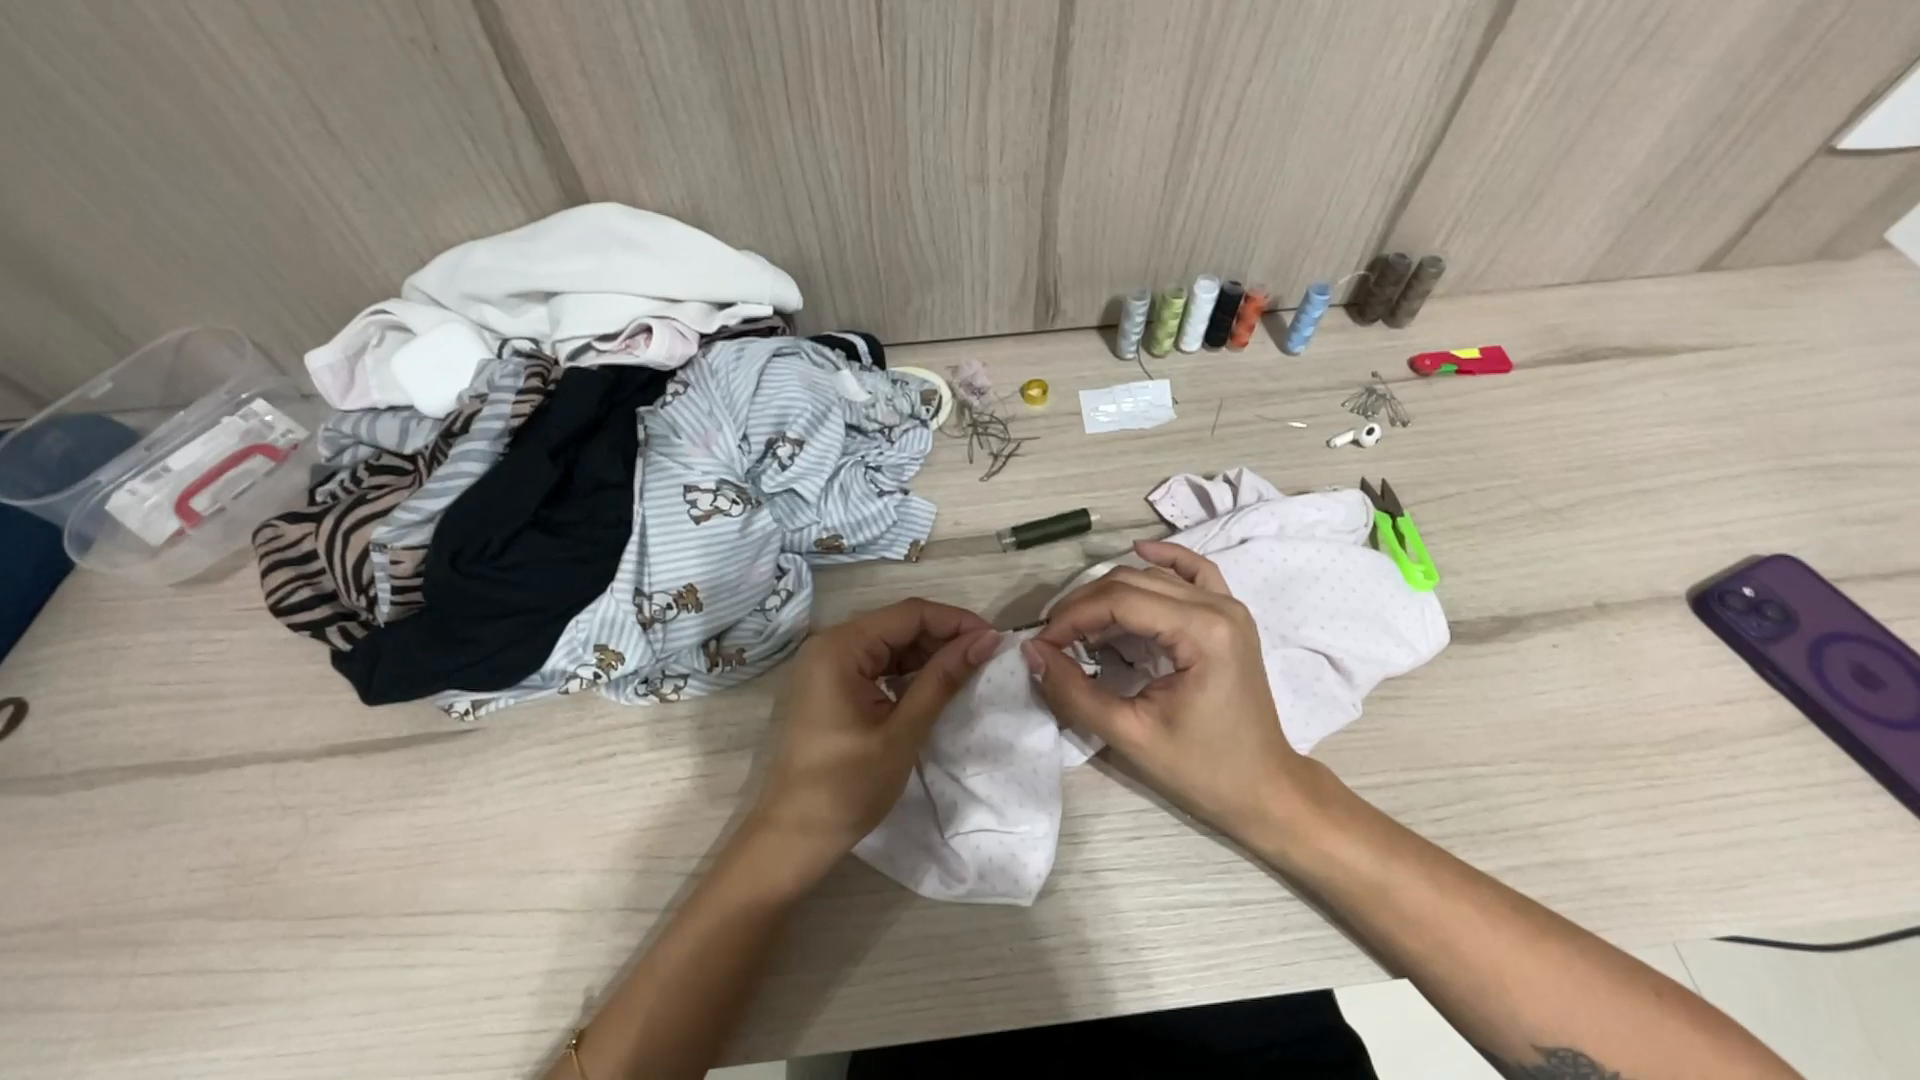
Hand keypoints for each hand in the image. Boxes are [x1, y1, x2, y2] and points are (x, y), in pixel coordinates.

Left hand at [745, 599, 998, 881]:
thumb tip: (986, 640)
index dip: (955, 621)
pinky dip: (907, 671)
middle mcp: (830, 644)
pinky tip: (935, 685)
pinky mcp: (831, 686)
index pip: (908, 614)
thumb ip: (942, 679)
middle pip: (898, 624)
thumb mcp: (903, 731)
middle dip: (944, 636)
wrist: (796, 834)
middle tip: (986, 658)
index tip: (995, 640)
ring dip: (928, 654)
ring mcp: (828, 665)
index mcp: (840, 648)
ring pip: (890, 643)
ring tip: (968, 671)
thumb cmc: (848, 786)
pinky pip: (877, 664)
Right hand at [1023, 541, 1323, 841]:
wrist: (1262, 788)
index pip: (1119, 600)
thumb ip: (1075, 691)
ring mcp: (1229, 607)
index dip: (1071, 618)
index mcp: (1202, 632)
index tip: (1042, 645)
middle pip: (1132, 582)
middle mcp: (1218, 607)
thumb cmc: (1201, 769)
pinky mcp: (1230, 617)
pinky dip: (1164, 559)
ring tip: (1078, 627)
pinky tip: (1139, 550)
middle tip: (1053, 641)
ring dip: (1110, 594)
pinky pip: (1194, 572)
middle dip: (1084, 606)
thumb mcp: (1130, 734)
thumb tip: (1031, 653)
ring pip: (1154, 576)